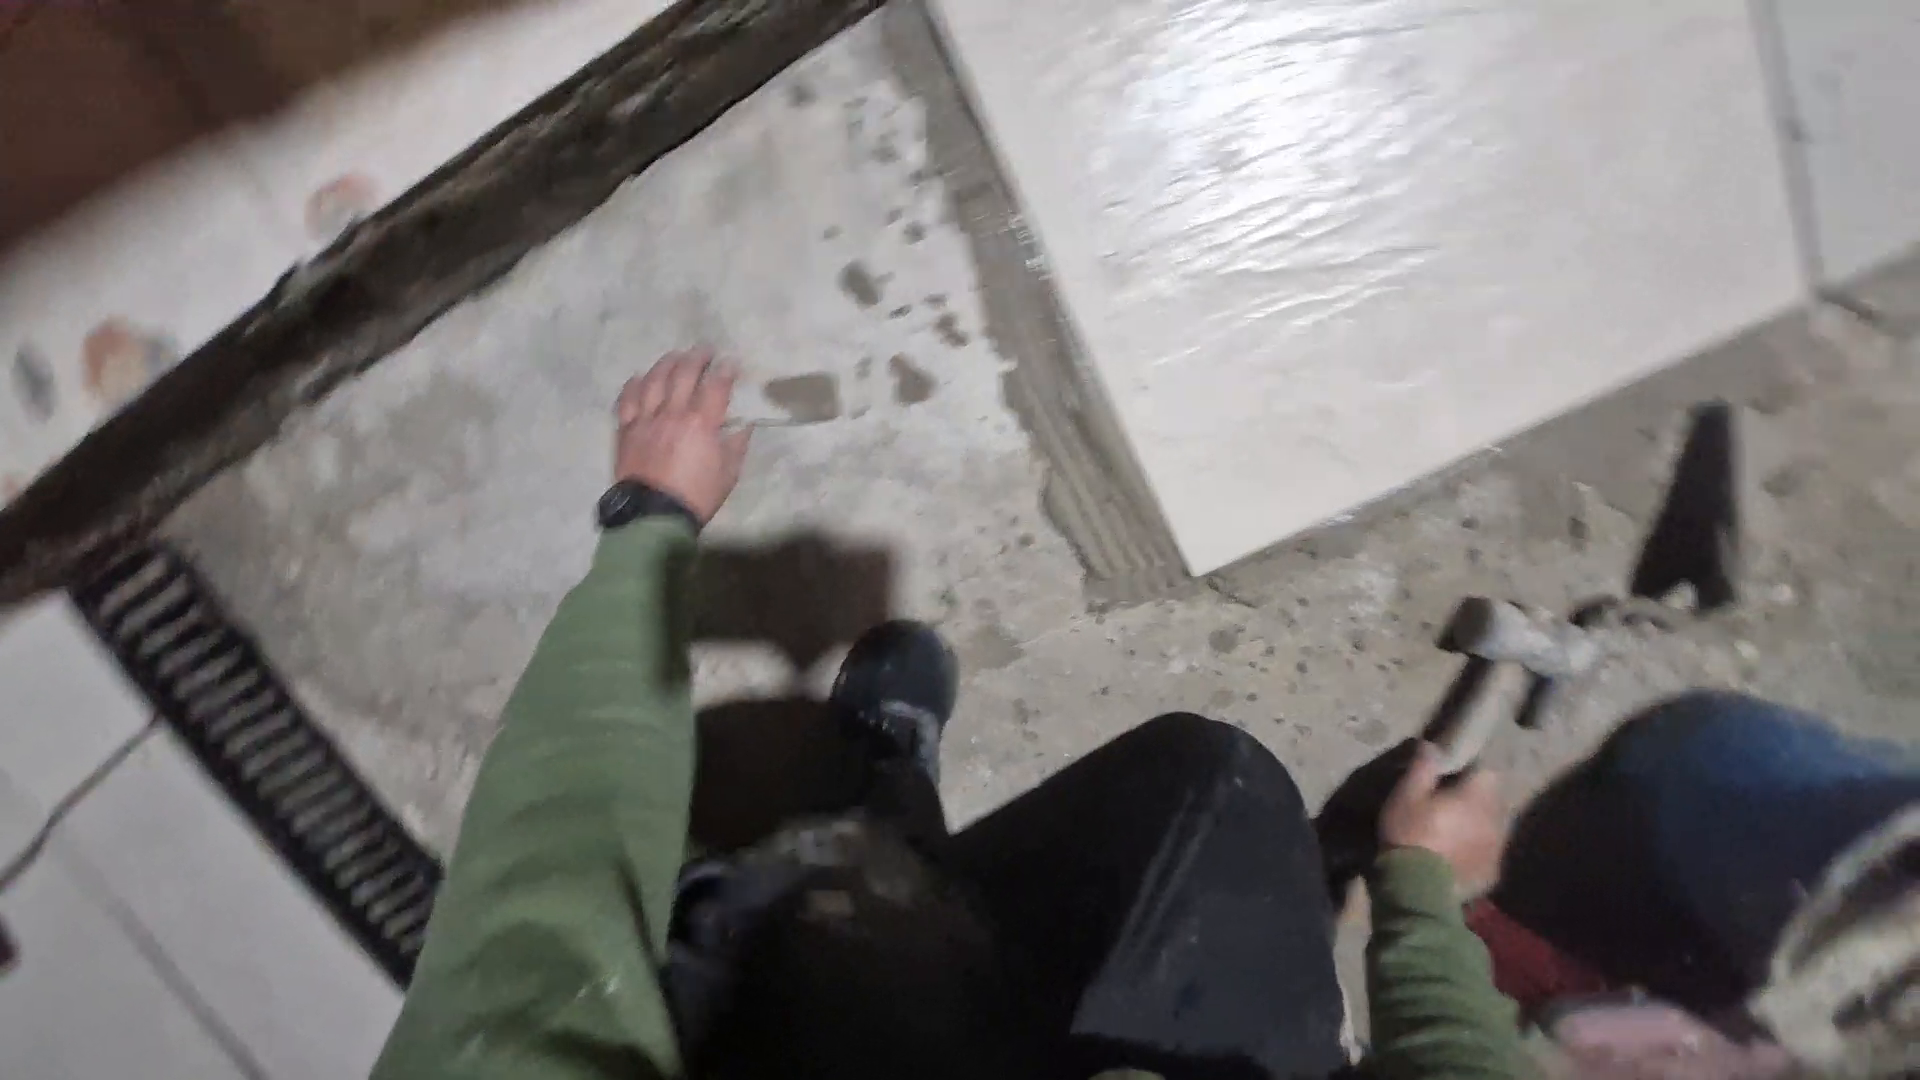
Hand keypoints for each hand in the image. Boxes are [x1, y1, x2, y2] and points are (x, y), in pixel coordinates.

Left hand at [615, 349, 751, 524]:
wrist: (655, 515)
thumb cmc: (697, 495)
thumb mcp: (729, 473)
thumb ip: (736, 445)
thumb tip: (743, 425)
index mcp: (701, 424)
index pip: (716, 386)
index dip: (725, 371)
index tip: (731, 363)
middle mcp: (672, 413)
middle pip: (683, 374)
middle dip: (696, 357)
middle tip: (704, 350)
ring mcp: (645, 419)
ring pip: (654, 380)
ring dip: (666, 363)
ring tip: (675, 356)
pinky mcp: (626, 430)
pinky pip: (627, 399)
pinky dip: (634, 385)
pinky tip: (639, 377)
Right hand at [1378, 742, 1506, 894]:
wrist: (1419, 887)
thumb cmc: (1410, 833)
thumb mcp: (1406, 795)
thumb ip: (1422, 768)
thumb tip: (1432, 745)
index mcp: (1476, 798)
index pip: (1489, 772)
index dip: (1472, 769)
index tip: (1452, 773)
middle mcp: (1495, 821)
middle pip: (1494, 798)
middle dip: (1476, 795)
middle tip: (1449, 798)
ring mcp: (1497, 848)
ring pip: (1494, 824)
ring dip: (1478, 820)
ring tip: (1453, 826)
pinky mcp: (1493, 871)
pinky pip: (1489, 849)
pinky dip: (1476, 845)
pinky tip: (1456, 851)